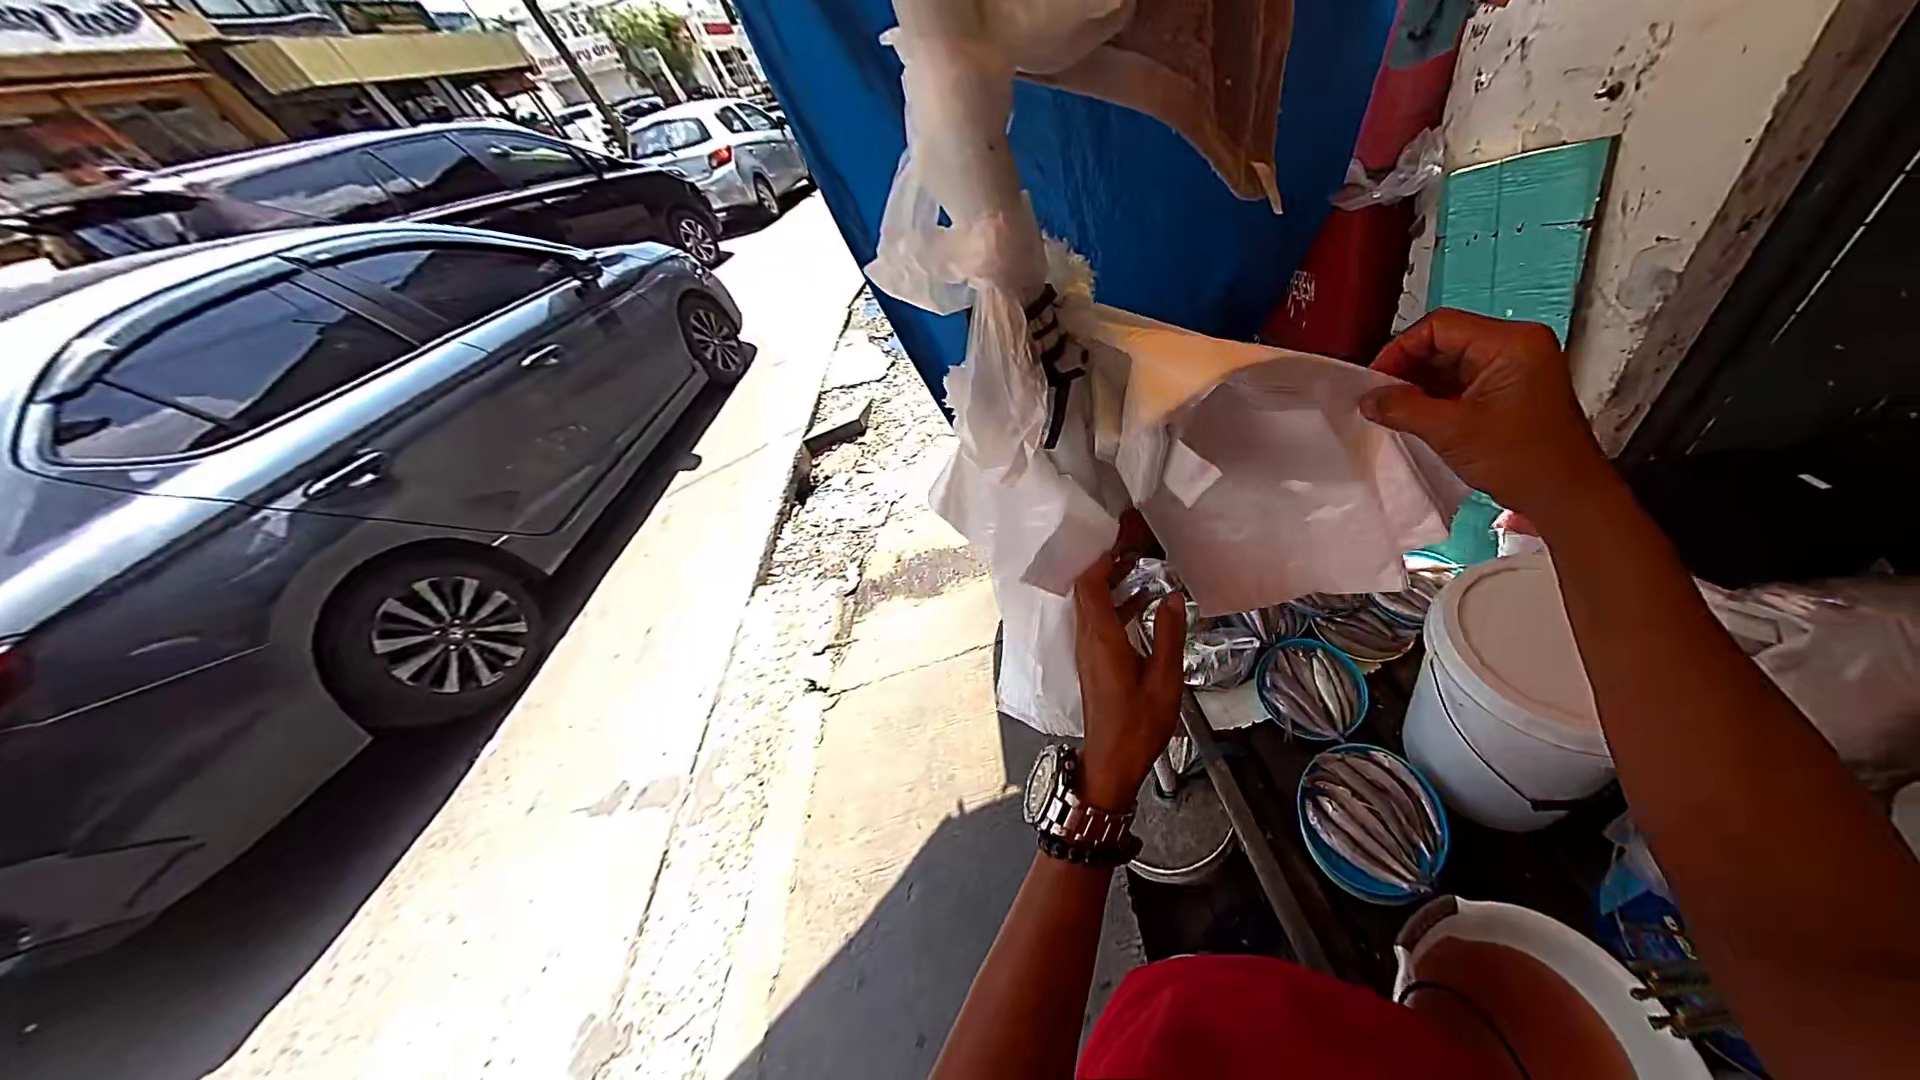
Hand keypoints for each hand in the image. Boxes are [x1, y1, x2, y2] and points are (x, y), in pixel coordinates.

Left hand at [1072, 547, 1185, 810]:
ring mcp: (1087, 649)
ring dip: (1112, 583)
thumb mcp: (1164, 678)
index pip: (1090, 585)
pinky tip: (1142, 602)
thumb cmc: (1138, 723)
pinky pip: (1098, 620)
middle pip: (1087, 589)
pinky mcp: (1093, 659)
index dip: (1101, 558)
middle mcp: (1087, 638)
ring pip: (1092, 604)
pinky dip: (1116, 605)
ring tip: (1140, 565)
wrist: (1112, 759)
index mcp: (1101, 638)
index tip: (1121, 537)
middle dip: (1107, 563)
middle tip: (1134, 545)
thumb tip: (1173, 597)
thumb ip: (1168, 635)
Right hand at [1361, 309, 1621, 522]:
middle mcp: (1514, 347)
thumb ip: (1402, 408)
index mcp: (1510, 344)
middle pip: (1441, 342)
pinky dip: (1430, 396)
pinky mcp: (1503, 389)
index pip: (1439, 327)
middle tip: (1378, 398)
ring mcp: (1510, 368)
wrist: (1562, 493)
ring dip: (1415, 385)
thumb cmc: (1522, 459)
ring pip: (1445, 363)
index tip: (1375, 380)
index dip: (1399, 350)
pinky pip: (1456, 381)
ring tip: (1392, 410)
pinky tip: (1412, 416)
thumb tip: (1368, 399)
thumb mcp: (1450, 431)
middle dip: (1405, 369)